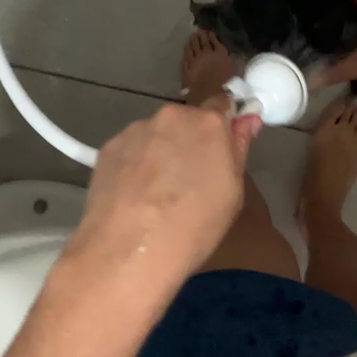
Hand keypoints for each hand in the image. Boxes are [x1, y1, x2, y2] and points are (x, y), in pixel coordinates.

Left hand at [69, 96, 261, 284]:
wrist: (129, 252)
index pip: (223, 104)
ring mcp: (137, 129)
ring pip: (156, 134)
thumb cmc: (193, 227)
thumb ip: (239, 149)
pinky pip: (131, 149)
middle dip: (189, 141)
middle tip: (187, 180)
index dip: (224, 123)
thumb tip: (247, 119)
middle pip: (186, 120)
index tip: (222, 147)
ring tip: (154, 193)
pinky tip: (132, 196)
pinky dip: (134, 164)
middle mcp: (172, 115)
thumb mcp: (232, 193)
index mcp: (208, 123)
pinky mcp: (109, 146)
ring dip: (160, 151)